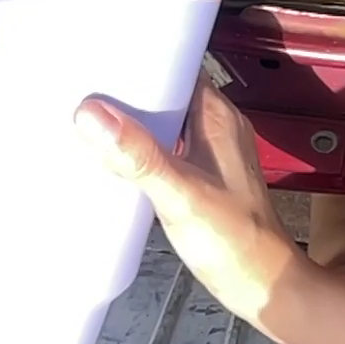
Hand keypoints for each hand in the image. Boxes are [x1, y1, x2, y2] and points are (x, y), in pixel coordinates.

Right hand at [75, 78, 307, 323]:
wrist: (264, 286)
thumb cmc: (237, 243)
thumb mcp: (181, 196)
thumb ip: (140, 156)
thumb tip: (93, 114)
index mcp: (217, 118)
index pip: (175, 65)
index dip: (138, 59)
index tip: (96, 57)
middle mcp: (216, 130)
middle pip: (165, 93)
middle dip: (126, 92)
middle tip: (79, 89)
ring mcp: (210, 156)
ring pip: (163, 124)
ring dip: (132, 125)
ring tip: (87, 121)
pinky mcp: (201, 182)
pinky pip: (164, 153)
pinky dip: (140, 154)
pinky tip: (114, 162)